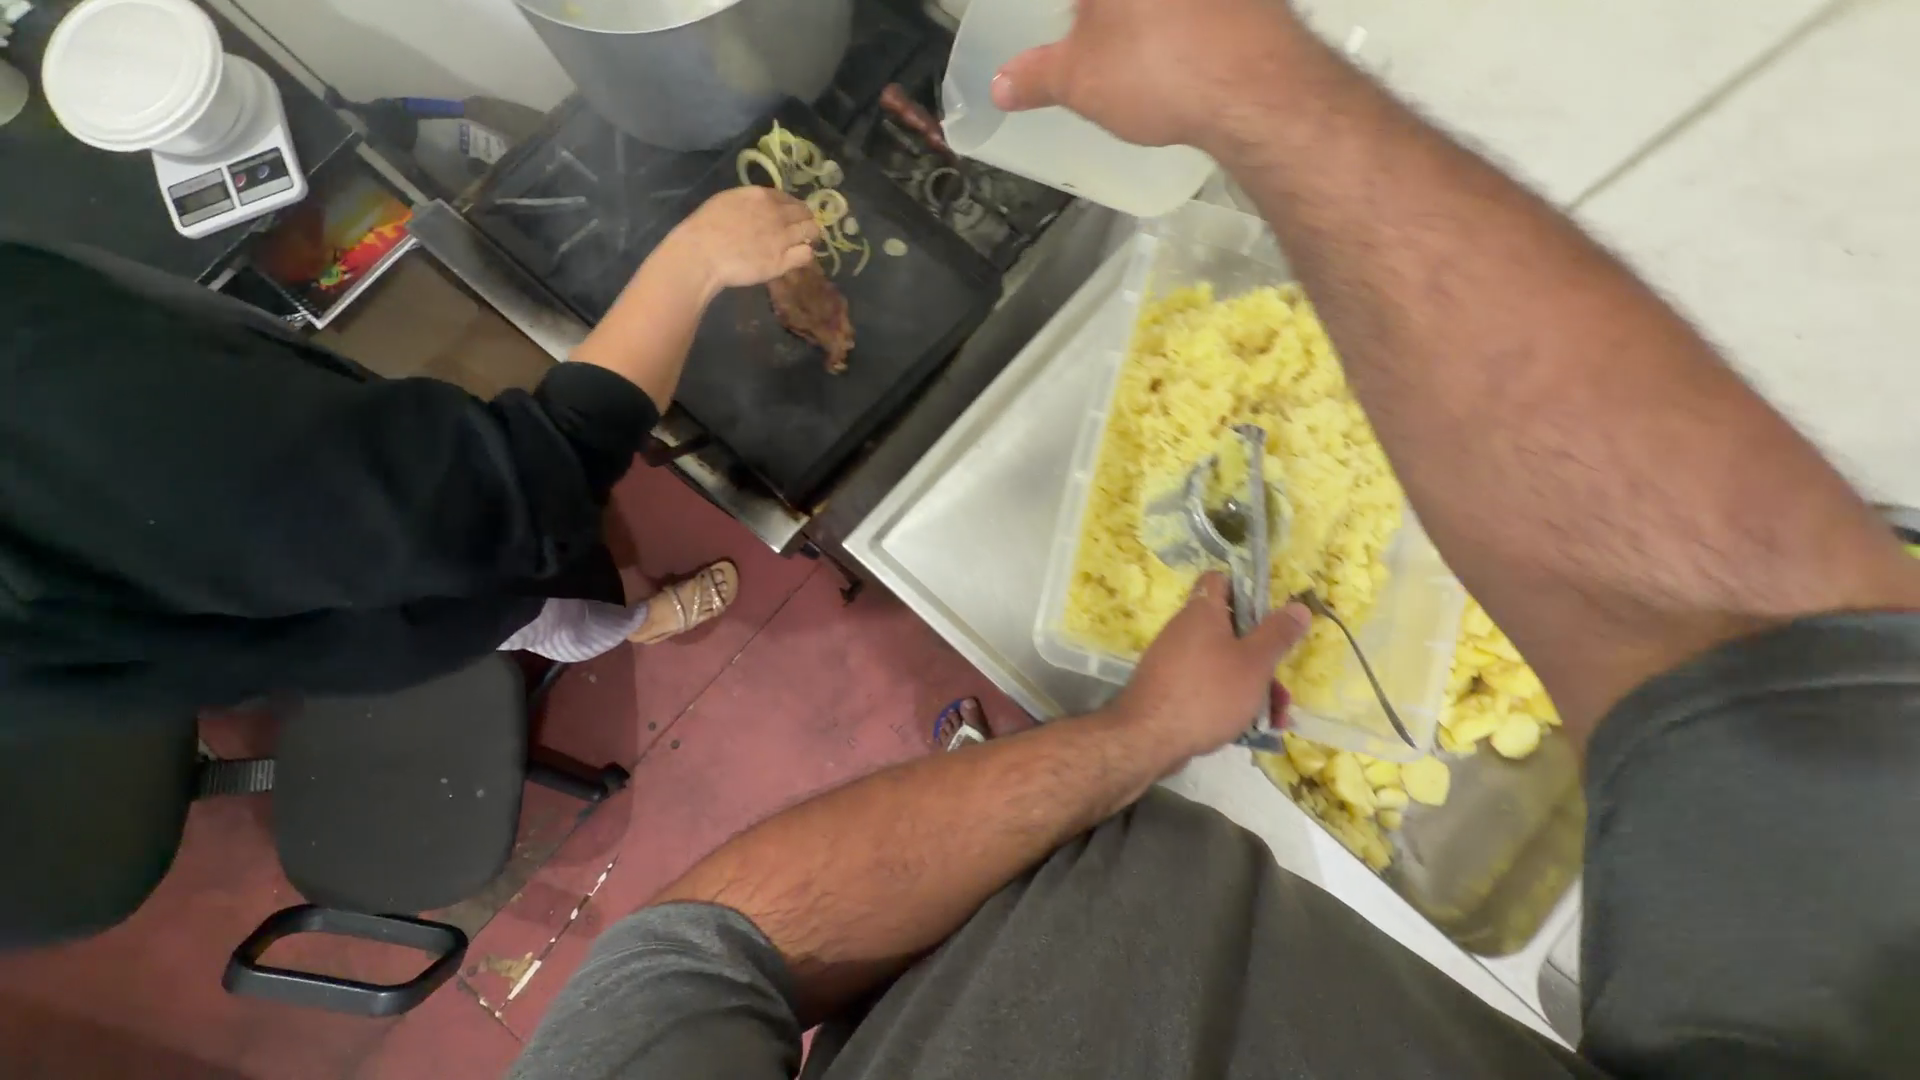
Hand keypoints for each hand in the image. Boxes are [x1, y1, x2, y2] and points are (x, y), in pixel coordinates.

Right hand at [661, 187, 820, 296]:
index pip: (789, 198)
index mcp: (761, 196)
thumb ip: (749, 203)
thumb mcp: (727, 201)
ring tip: (802, 244)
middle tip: (802, 231)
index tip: (792, 216)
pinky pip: (806, 255)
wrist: (702, 253)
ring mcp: (782, 238)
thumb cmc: (705, 227)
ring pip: (811, 232)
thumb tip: (760, 208)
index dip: (794, 208)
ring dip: (810, 237)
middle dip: (806, 221)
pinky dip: (805, 255)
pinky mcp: (782, 261)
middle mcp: (777, 214)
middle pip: (805, 214)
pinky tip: (797, 258)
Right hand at [990, 0, 1307, 156]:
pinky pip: (1197, 9)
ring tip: (1134, 56)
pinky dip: (1182, 19)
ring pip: (1159, 7)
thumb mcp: (1078, 82)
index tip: (1072, 31)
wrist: (1252, 88)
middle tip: (1091, 37)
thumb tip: (1001, 85)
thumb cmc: (1155, 71)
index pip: (1076, 4)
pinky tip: (1179, 49)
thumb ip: (1035, 77)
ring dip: (1144, 22)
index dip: (1073, 18)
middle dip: (1098, 20)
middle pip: (1110, 6)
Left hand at [1108, 573, 1311, 762]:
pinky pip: (1209, 687)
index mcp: (1202, 612)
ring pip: (1224, 664)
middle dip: (1262, 657)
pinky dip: (1231, 701)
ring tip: (1277, 717)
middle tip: (1282, 685)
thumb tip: (1298, 606)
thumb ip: (1277, 634)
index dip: (1246, 588)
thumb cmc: (1208, 692)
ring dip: (1254, 687)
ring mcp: (1175, 661)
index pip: (1219, 581)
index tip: (1271, 611)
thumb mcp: (1254, 663)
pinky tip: (1253, 728)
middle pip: (1231, 631)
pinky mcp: (1172, 689)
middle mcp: (1185, 631)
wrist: (1148, 738)